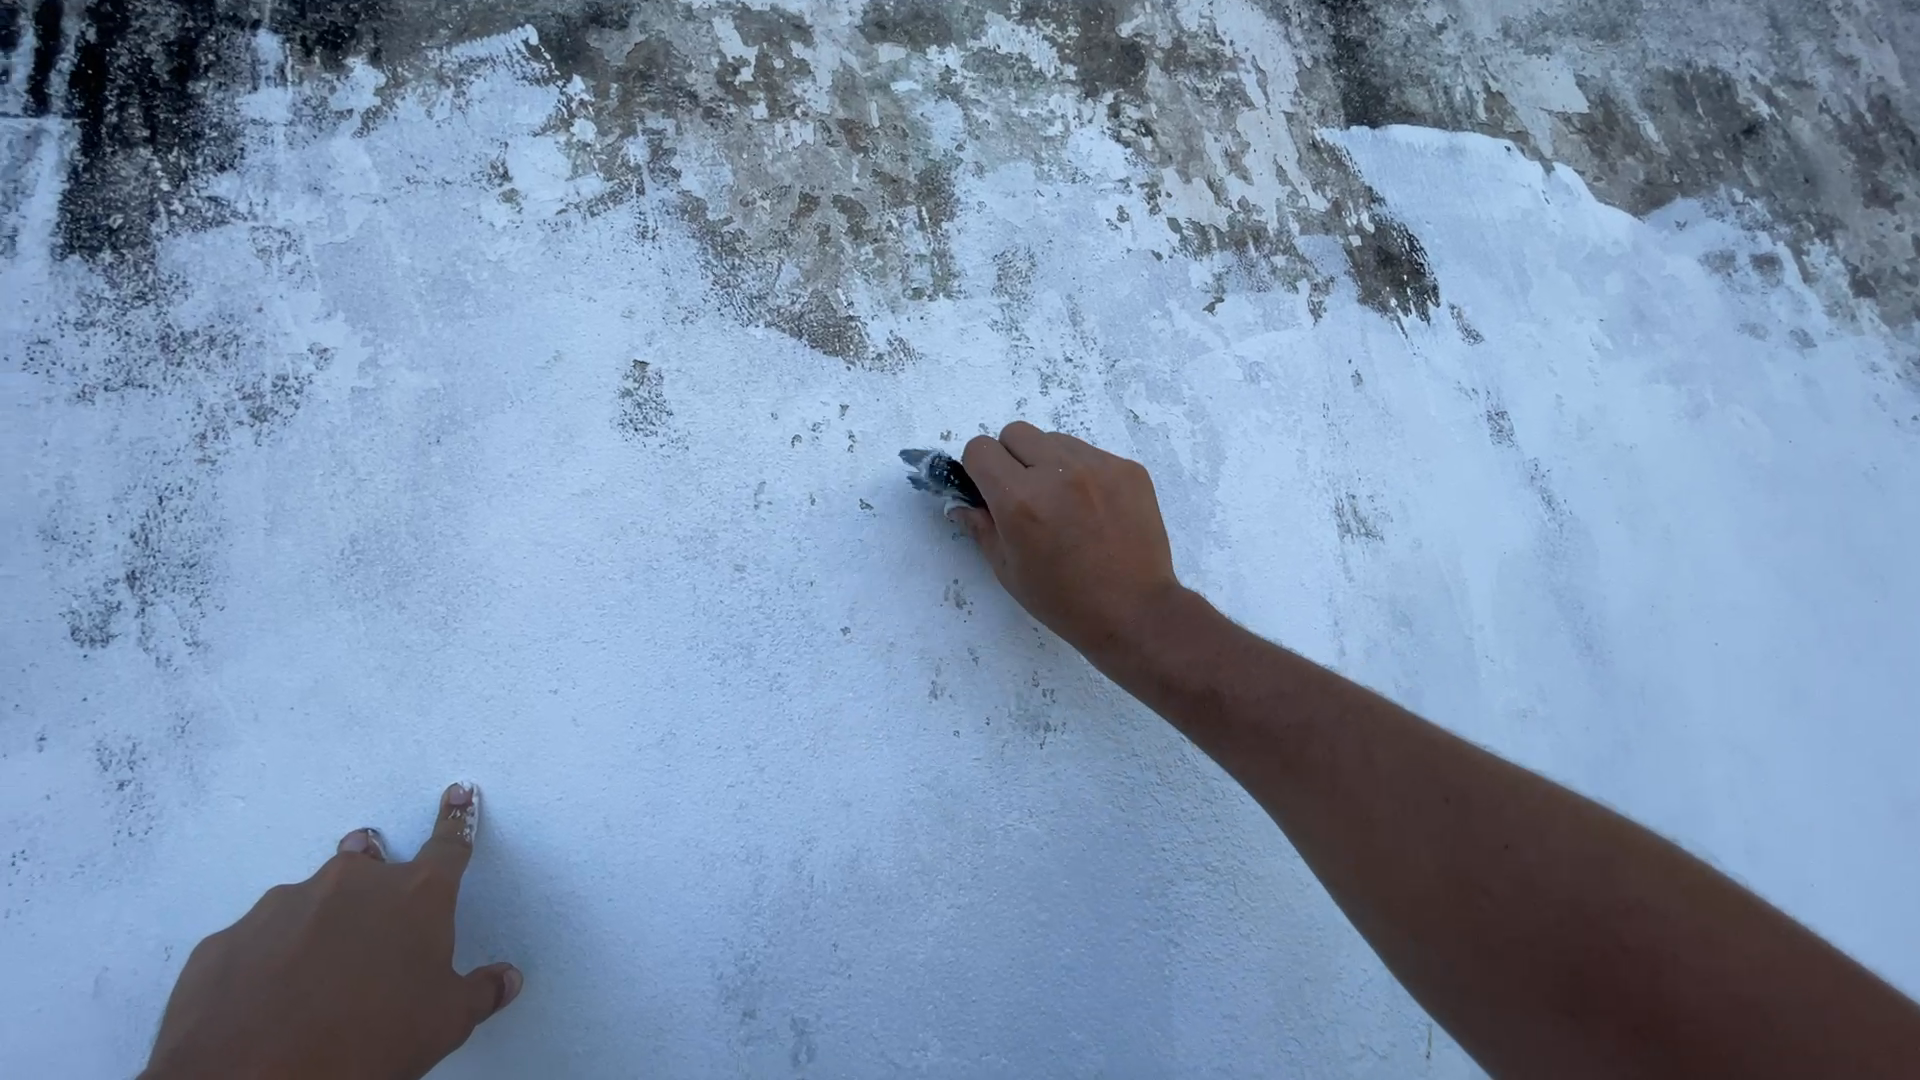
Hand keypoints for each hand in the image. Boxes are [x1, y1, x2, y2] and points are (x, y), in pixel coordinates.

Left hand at [142, 784, 521, 1079]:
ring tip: (314, 963)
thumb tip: (507, 980)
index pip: (449, 843)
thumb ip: (481, 992)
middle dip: (374, 869)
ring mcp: (281, 907)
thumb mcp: (445, 1023)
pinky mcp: (224, 943)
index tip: (458, 794)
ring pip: (309, 897)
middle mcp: (352, 884)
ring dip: (319, 917)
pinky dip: (265, 958)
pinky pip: (254, 940)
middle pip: (369, 859)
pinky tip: (264, 997)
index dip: (457, 819)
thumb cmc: (369, 1041)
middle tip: (372, 907)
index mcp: (416, 894)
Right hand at [955, 422, 1183, 656]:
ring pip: (1054, 440)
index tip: (989, 491)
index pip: (980, 449)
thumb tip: (962, 504)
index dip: (979, 470)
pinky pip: (1090, 454)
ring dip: (1047, 463)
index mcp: (1020, 500)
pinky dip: (1082, 473)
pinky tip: (1092, 509)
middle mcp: (1057, 473)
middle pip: (1015, 433)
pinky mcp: (1127, 469)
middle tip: (1024, 496)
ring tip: (1063, 504)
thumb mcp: (1008, 570)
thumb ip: (981, 527)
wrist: (1132, 611)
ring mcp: (1098, 466)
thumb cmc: (1062, 600)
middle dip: (1011, 459)